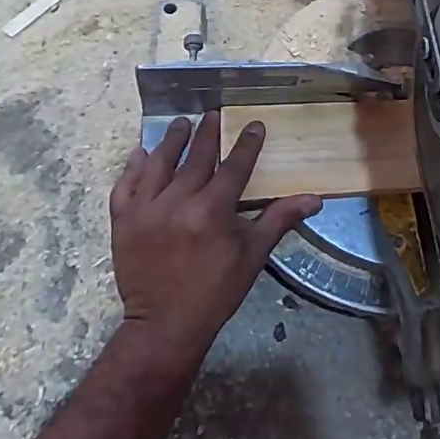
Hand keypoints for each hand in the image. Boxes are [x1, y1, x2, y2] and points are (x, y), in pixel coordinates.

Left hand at [109, 112, 321, 362]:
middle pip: (196, 157)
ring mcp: (146, 210)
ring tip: (180, 123)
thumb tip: (316, 199)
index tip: (255, 125)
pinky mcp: (123, 222)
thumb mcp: (254, 253)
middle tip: (213, 113)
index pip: (234, 165)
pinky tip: (141, 153)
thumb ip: (280, 219)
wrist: (165, 324)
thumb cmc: (216, 289)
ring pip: (159, 164)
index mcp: (213, 209)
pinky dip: (133, 167)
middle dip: (208, 133)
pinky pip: (125, 186)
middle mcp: (178, 202)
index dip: (247, 143)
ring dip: (171, 141)